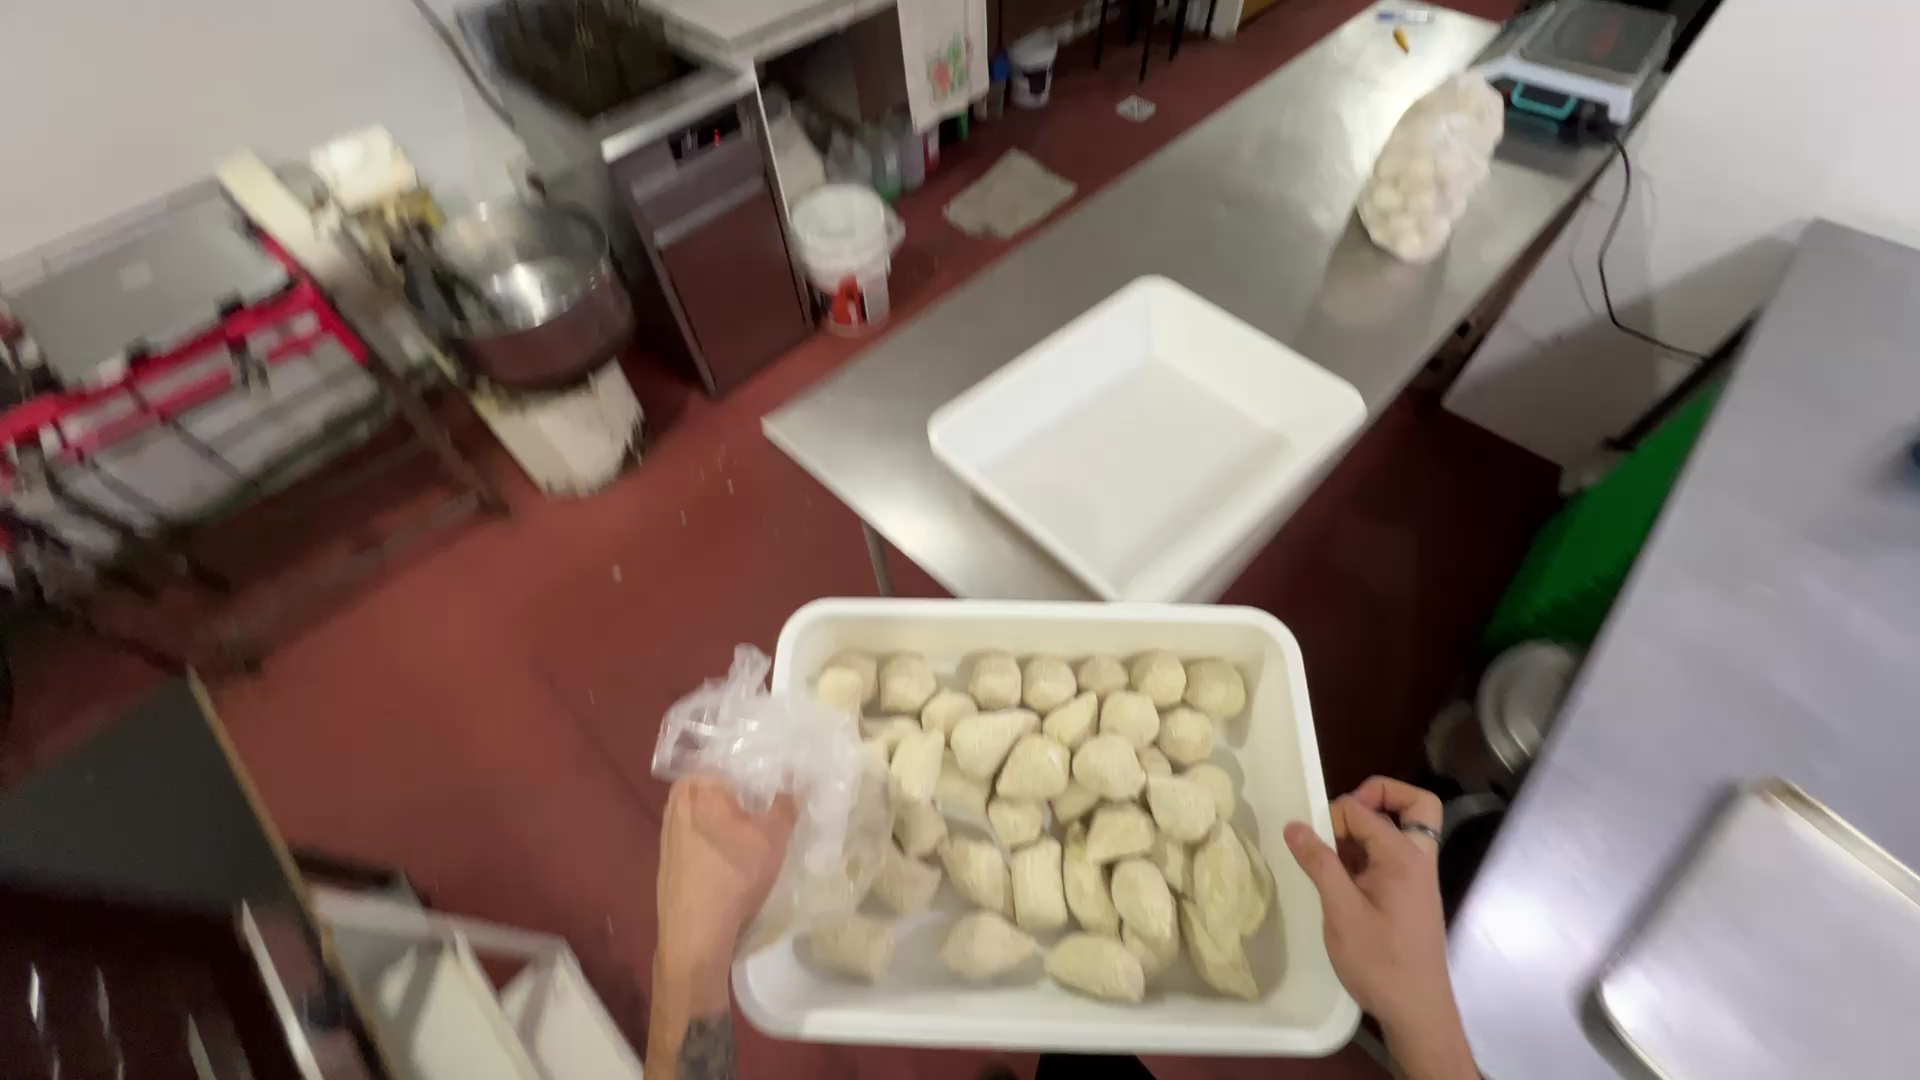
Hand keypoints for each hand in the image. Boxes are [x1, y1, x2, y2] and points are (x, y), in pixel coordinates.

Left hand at [654, 774, 796, 994]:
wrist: (694, 935)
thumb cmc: (734, 877)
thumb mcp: (774, 837)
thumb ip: (787, 801)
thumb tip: (799, 775)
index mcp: (700, 784)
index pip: (735, 755)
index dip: (763, 760)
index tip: (785, 766)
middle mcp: (679, 797)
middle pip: (721, 778)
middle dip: (747, 783)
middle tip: (778, 788)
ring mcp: (669, 825)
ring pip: (710, 802)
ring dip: (734, 805)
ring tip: (763, 813)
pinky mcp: (669, 850)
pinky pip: (700, 823)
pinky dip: (719, 825)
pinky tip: (738, 842)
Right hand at [1285, 777, 1474, 1079]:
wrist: (1418, 1016)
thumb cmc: (1381, 963)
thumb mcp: (1341, 912)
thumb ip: (1319, 863)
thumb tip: (1294, 825)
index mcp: (1405, 858)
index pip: (1364, 810)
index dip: (1333, 817)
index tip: (1314, 845)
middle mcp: (1418, 860)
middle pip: (1413, 804)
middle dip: (1376, 795)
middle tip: (1341, 818)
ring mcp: (1417, 878)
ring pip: (1401, 827)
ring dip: (1366, 827)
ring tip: (1333, 855)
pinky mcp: (1409, 894)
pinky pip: (1391, 854)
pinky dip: (1366, 851)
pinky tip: (1340, 878)